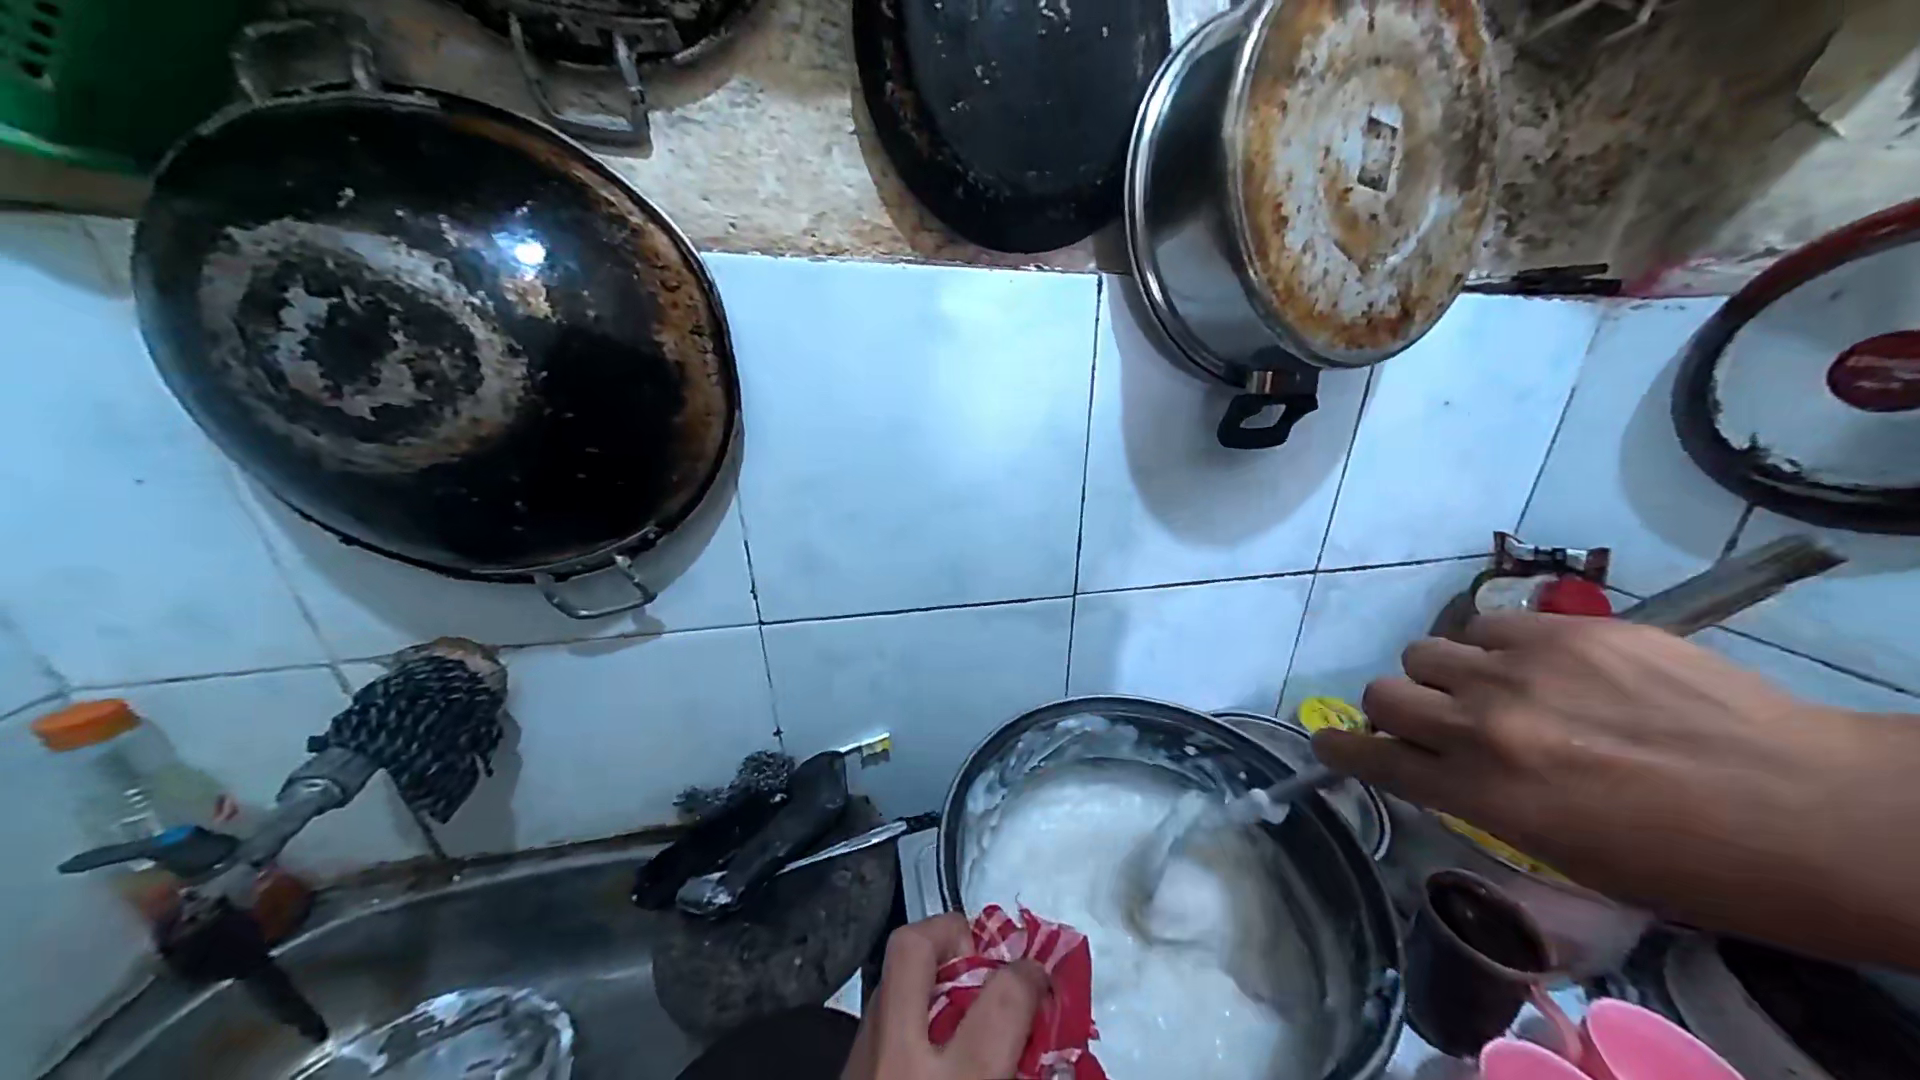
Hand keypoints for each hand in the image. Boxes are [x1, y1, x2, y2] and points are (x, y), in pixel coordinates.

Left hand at [841, 914, 1048, 1079]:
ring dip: (928, 968)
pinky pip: (879, 1014)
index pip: (1001, 1000)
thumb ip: (1021, 1065)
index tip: (1038, 975)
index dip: (1028, 976)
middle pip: (912, 947)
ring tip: (960, 993)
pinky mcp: (844, 1066)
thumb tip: (1037, 1027)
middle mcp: (900, 1057)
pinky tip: (929, 1036)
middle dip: (949, 930)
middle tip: (981, 952)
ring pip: (890, 974)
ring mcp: (862, 1057)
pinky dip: (907, 1008)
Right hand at [1313, 611, 1919, 966]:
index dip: (1341, 748)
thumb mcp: (1560, 852)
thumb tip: (1437, 763)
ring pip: (1425, 650)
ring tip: (1492, 687)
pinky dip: (1493, 647)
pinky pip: (1487, 625)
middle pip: (1383, 691)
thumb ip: (1478, 798)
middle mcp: (1485, 725)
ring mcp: (1523, 670)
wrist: (1822, 812)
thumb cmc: (1691, 864)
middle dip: (1397, 708)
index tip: (1332, 742)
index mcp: (1484, 794)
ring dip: (1445, 674)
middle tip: (1437, 719)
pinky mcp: (1567, 631)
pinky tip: (1539, 665)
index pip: (1373, 756)